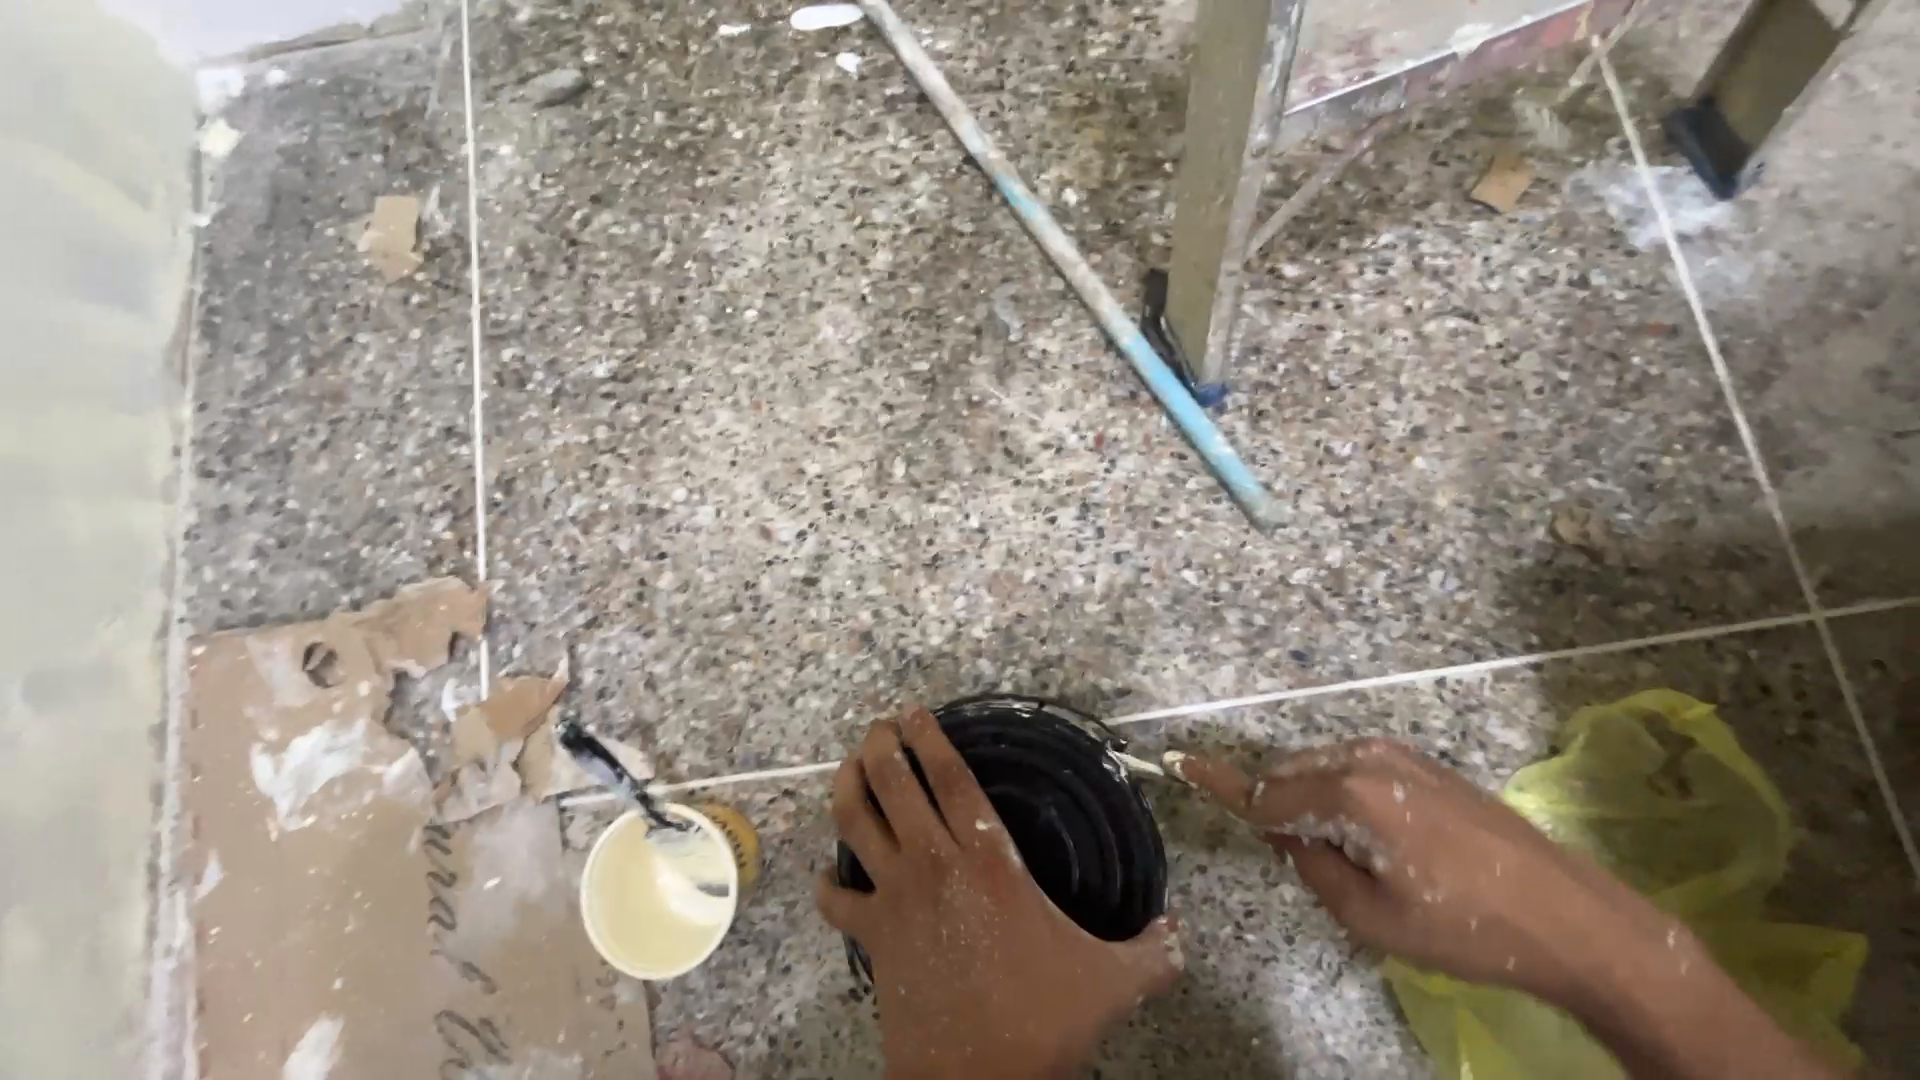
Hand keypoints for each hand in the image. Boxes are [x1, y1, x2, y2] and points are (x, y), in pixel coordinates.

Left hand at [817, 708, 1182, 1079]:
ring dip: (847, 788)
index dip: (931, 738)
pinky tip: (826, 875)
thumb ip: (1154, 952)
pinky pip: (836, 900)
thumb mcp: (1112, 983)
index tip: (915, 711)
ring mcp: (896, 897)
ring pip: (856, 823)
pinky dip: (826, 884)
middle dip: (881, 745)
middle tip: (879, 726)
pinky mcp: (871, 935)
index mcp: (988, 858)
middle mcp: (934, 863)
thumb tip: (1183, 932)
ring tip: (849, 766)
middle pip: (895, 784)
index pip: (952, 778)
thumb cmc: (1040, 1019)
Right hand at [1170, 738, 1674, 1004]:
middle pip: (1289, 774)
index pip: (1264, 792)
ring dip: (1310, 800)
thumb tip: (1284, 831)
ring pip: (1320, 767)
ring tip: (1349, 855)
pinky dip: (1339, 792)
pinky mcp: (1422, 762)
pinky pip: (1353, 766)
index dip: (1218, 783)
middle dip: (1277, 807)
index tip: (1179, 762)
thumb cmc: (1465, 928)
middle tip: (1304, 860)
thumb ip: (1309, 865)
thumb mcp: (1369, 917)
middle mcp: (1367, 758)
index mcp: (1350, 794)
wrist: (1574, 920)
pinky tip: (1378, 835)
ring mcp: (1398, 754)